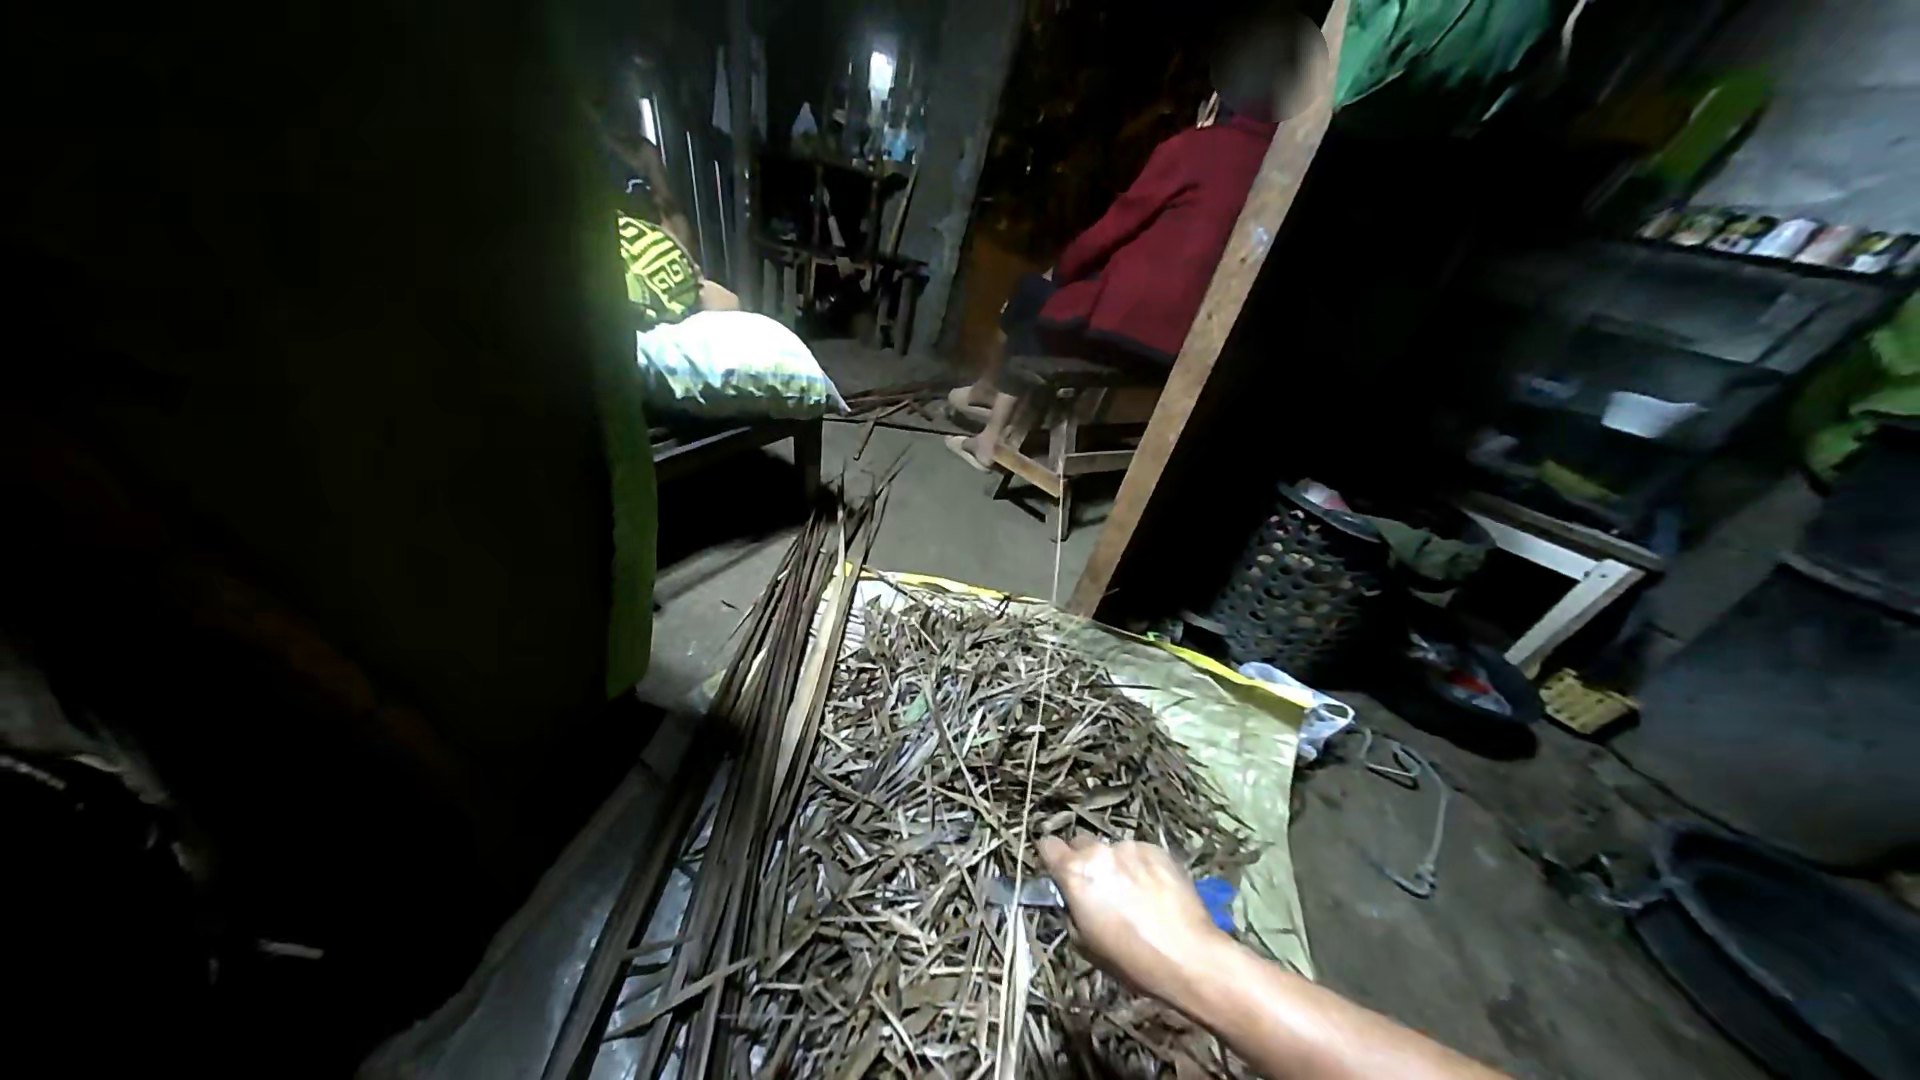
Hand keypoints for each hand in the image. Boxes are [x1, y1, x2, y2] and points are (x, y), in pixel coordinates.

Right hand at [1037, 835, 1229, 1003]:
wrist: (1189, 957)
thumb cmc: (1132, 960)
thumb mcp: (1086, 945)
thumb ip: (1072, 911)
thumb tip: (1073, 900)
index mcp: (1075, 873)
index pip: (1048, 845)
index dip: (1051, 857)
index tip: (1058, 871)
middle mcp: (1100, 851)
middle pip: (1081, 844)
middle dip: (1085, 861)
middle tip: (1100, 889)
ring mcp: (1130, 847)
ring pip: (1113, 850)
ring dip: (1116, 865)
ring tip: (1135, 895)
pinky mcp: (1158, 849)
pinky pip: (1140, 853)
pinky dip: (1142, 867)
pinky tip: (1156, 893)